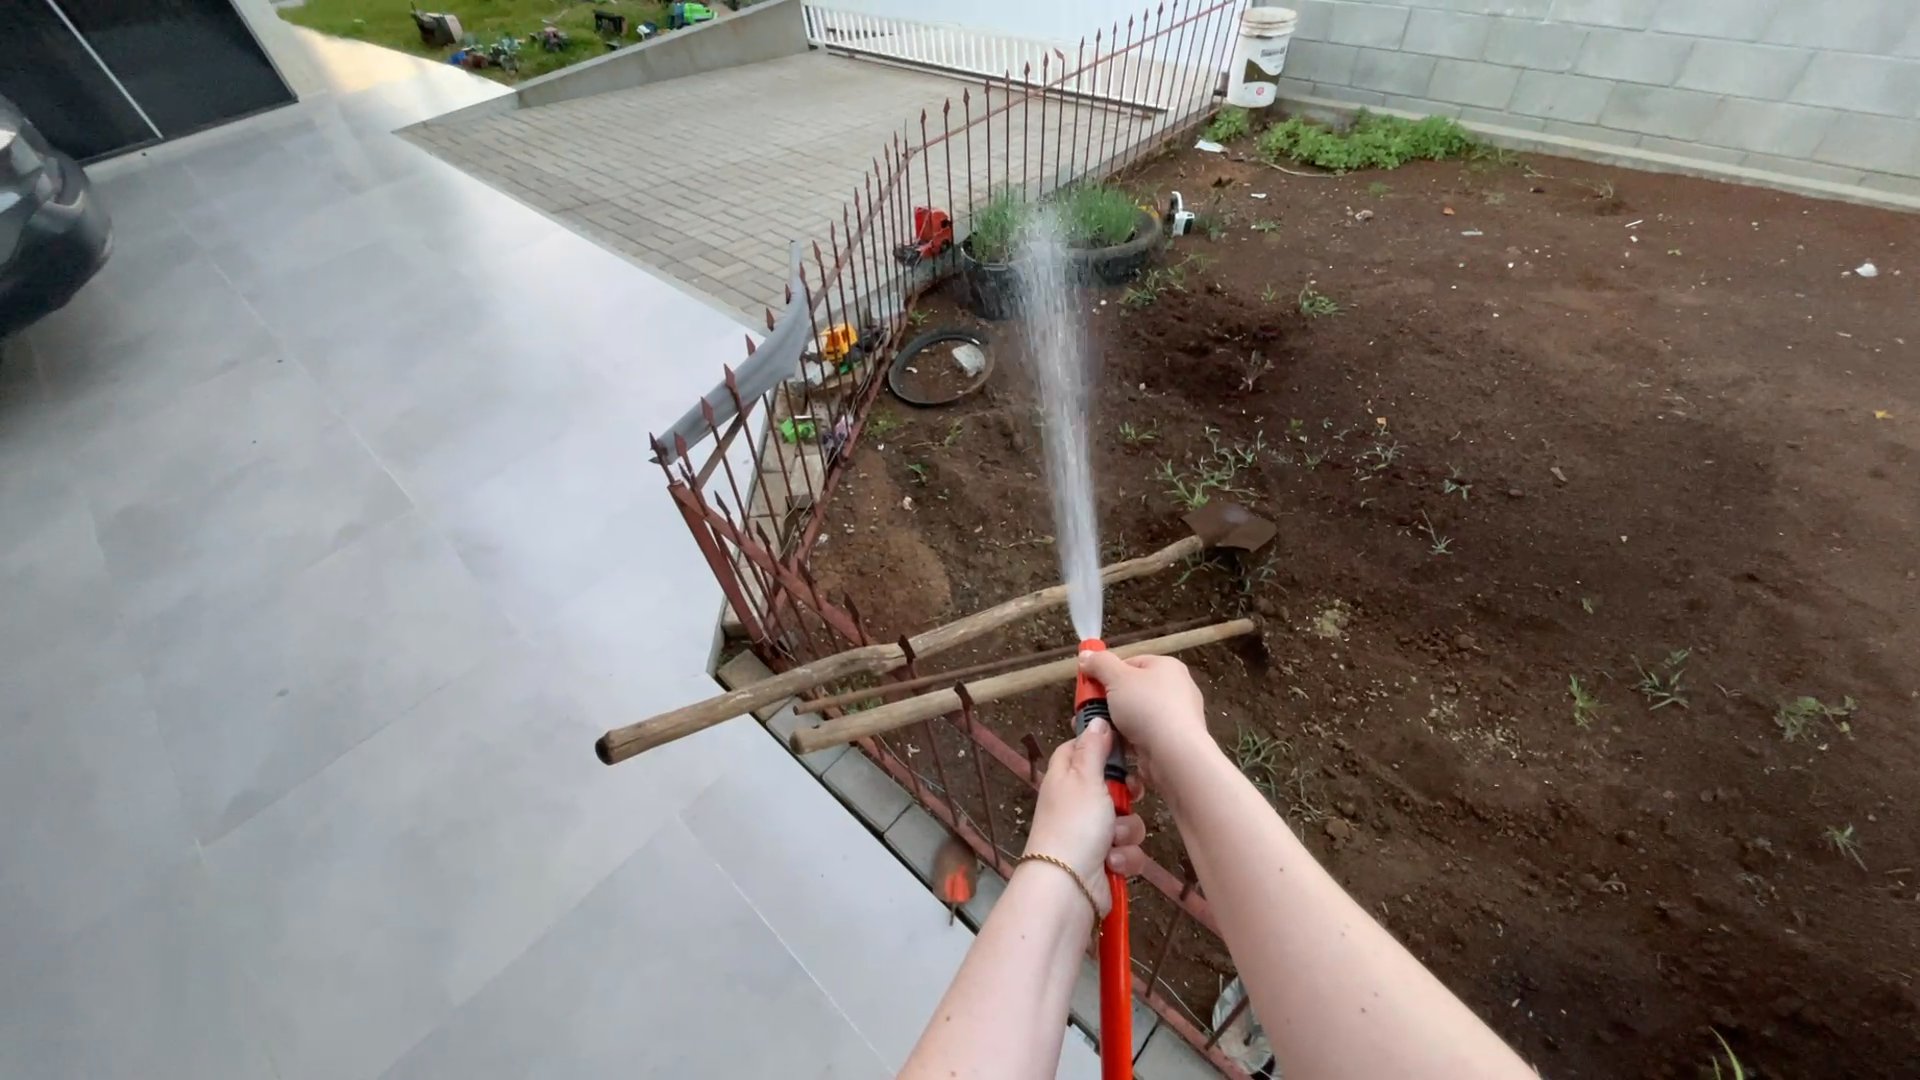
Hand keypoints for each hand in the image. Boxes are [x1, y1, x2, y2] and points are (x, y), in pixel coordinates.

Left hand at [1023, 716, 1147, 916]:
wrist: (1068, 887)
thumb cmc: (1075, 824)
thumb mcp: (1085, 777)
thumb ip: (1093, 748)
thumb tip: (1096, 720)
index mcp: (1065, 775)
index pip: (1081, 747)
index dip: (1102, 745)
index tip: (1124, 747)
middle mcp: (1076, 801)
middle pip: (1112, 784)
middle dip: (1126, 795)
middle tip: (1130, 795)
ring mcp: (1090, 832)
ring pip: (1126, 820)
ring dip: (1126, 831)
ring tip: (1112, 841)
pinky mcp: (1104, 859)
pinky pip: (1127, 849)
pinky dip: (1124, 857)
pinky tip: (1112, 863)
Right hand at [1075, 652, 1211, 792]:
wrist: (1174, 754)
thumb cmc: (1147, 708)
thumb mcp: (1117, 678)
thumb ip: (1099, 664)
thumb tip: (1086, 655)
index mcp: (1166, 667)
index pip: (1130, 663)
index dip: (1107, 673)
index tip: (1091, 687)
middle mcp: (1176, 689)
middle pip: (1131, 690)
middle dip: (1107, 701)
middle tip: (1088, 710)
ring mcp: (1176, 718)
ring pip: (1135, 716)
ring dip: (1114, 722)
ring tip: (1097, 731)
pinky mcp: (1172, 742)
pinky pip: (1143, 736)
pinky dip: (1127, 740)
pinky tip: (1112, 746)